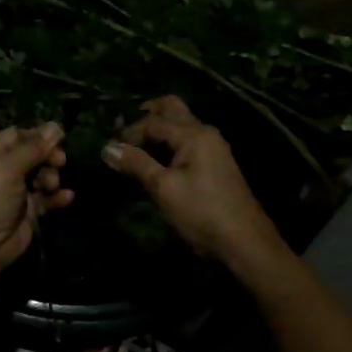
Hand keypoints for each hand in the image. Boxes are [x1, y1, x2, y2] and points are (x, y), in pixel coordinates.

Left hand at [0, 122, 74, 292]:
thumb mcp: (6, 169)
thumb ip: (32, 148)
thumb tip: (56, 126)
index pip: (15, 135)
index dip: (37, 136)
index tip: (59, 138)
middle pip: (31, 154)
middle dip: (47, 156)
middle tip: (60, 162)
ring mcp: (12, 192)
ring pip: (40, 175)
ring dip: (51, 177)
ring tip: (51, 185)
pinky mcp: (25, 213)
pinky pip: (45, 198)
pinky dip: (55, 197)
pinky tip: (66, 198)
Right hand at [101, 96, 282, 263]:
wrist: (243, 242)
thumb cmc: (202, 212)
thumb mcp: (164, 188)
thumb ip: (136, 164)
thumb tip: (107, 147)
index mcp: (194, 134)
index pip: (153, 121)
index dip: (128, 132)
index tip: (110, 150)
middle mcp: (205, 133)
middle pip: (172, 110)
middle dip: (145, 116)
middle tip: (122, 133)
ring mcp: (211, 148)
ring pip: (179, 126)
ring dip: (155, 131)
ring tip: (132, 148)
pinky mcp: (213, 164)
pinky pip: (185, 142)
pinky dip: (166, 145)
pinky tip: (152, 161)